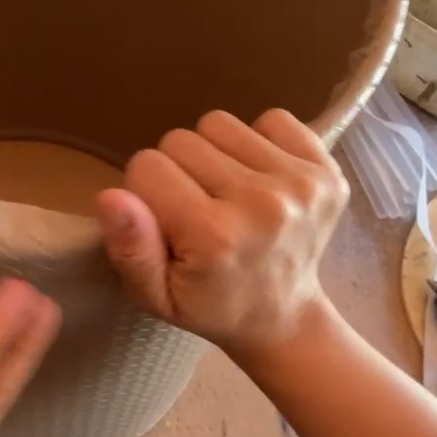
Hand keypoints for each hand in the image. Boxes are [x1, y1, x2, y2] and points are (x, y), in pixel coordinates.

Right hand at [96, 109, 346, 359]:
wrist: (283, 316)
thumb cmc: (208, 307)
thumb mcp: (155, 297)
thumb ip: (130, 249)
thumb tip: (110, 197)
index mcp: (214, 236)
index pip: (146, 166)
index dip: (144, 192)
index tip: (163, 223)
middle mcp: (261, 203)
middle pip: (181, 140)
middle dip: (176, 172)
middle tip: (194, 213)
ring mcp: (300, 183)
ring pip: (220, 124)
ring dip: (213, 155)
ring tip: (224, 195)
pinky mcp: (327, 170)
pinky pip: (272, 120)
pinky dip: (257, 144)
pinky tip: (258, 183)